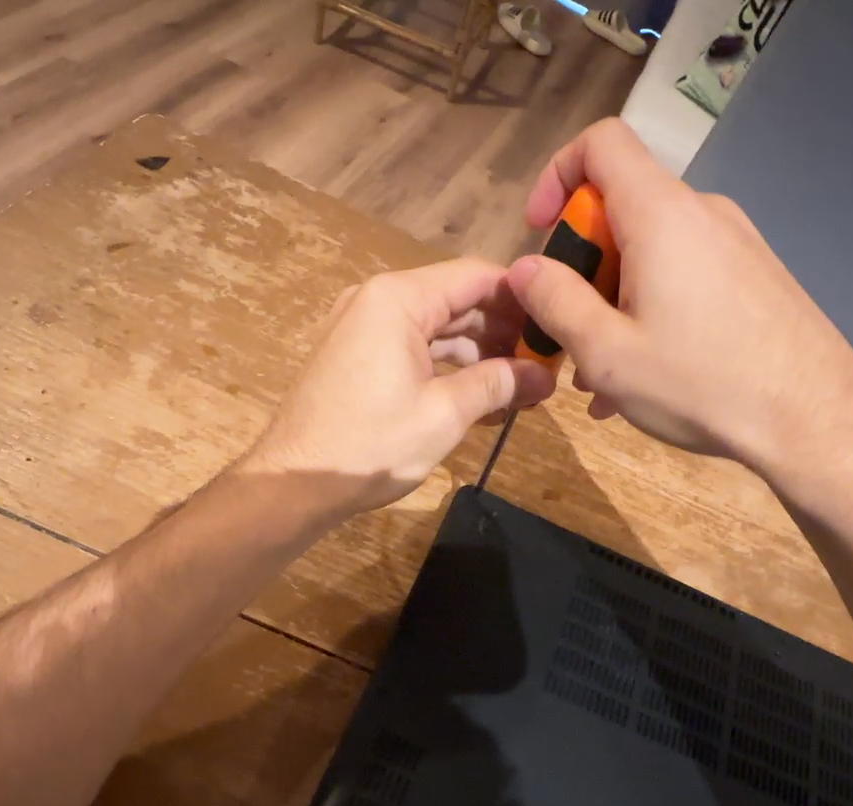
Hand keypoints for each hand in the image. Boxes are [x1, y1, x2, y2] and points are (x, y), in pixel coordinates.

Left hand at [241, 258, 557, 516]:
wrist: (293, 482)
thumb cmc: (369, 444)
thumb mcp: (444, 415)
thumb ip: (497, 384)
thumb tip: (543, 376)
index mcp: (399, 298)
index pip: (477, 276)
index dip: (523, 299)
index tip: (559, 327)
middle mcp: (379, 300)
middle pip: (458, 300)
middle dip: (504, 333)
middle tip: (546, 368)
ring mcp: (364, 327)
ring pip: (438, 329)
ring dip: (479, 356)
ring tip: (521, 390)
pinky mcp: (358, 356)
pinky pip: (414, 349)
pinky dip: (447, 369)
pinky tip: (481, 398)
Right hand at [507, 119, 852, 496]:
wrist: (815, 418)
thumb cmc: (701, 383)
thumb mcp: (607, 352)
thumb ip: (556, 302)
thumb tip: (523, 268)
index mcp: (661, 214)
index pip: (601, 143)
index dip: (557, 174)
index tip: (540, 233)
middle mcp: (702, 213)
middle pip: (622, 208)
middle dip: (583, 265)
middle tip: (568, 332)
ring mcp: (735, 244)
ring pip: (652, 253)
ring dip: (614, 301)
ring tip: (600, 374)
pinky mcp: (755, 277)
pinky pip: (685, 278)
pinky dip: (651, 311)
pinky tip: (644, 377)